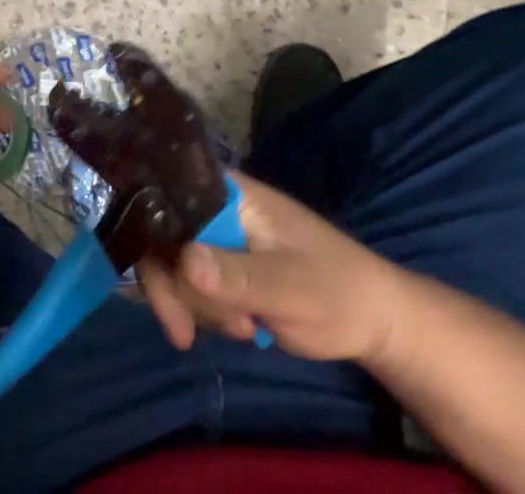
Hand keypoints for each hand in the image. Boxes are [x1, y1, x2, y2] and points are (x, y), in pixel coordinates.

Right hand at [138, 171, 409, 361]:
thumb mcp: (289, 286)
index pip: (165, 196)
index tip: (157, 277)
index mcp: (227, 194)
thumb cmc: (338, 292)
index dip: (148, 229)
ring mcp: (215, 240)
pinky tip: (239, 330)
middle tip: (190, 329)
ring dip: (198, 307)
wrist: (376, 324)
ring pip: (171, 269)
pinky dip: (204, 315)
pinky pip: (188, 288)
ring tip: (245, 329)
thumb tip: (184, 262)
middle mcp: (212, 209)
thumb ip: (236, 275)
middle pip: (160, 240)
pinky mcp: (220, 269)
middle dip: (178, 289)